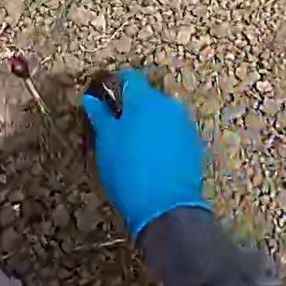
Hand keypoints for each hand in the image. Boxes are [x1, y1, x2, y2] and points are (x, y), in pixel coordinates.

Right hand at [80, 68, 211, 235]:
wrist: (167, 206)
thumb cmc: (128, 171)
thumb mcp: (107, 143)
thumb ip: (100, 117)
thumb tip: (91, 99)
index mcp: (145, 100)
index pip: (131, 78)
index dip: (117, 84)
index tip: (107, 98)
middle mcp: (168, 104)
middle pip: (148, 95)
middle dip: (133, 106)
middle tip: (117, 126)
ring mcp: (184, 122)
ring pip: (162, 113)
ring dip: (149, 121)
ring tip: (134, 145)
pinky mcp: (193, 141)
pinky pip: (174, 130)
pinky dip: (162, 136)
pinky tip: (153, 155)